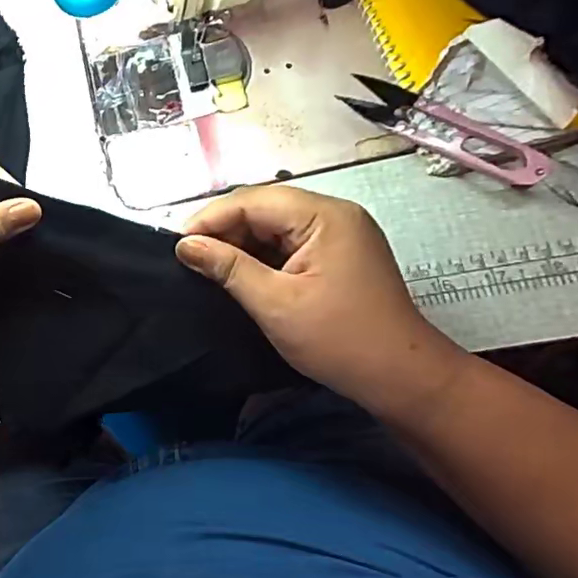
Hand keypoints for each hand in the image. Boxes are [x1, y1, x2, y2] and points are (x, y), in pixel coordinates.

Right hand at [176, 186, 466, 414]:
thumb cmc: (339, 340)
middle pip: (265, 209)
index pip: (254, 200)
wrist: (400, 377)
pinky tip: (239, 274)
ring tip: (208, 268)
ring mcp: (340, 234)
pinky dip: (263, 257)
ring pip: (276, 227)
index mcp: (324, 215)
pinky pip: (291, 244)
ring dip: (242, 245)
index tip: (177, 245)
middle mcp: (334, 214)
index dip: (211, 218)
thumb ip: (228, 268)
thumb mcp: (275, 303)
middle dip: (225, 231)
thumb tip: (186, 246)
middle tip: (190, 259)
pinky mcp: (338, 255)